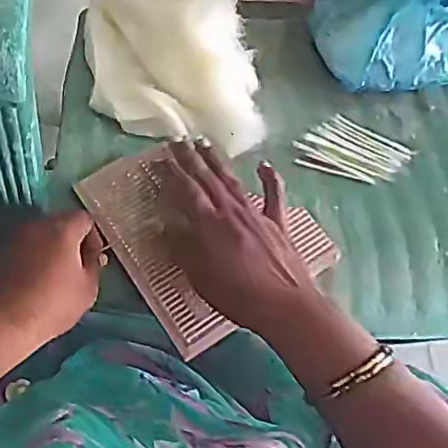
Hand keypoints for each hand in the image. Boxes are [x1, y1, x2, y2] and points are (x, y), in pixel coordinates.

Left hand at [0, 210, 106, 341]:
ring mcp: (17, 236)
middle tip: (78, 267)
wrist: (8, 319)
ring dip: (53, 247)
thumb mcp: (88, 287)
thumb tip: (89, 253)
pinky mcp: (4, 250)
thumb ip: (93, 263)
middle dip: (73, 240)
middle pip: (62, 223)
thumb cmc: (55, 302)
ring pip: (43, 234)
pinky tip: (38, 278)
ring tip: (57, 274)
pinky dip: (36, 255)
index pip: (84, 218)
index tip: (93, 258)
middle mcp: (37, 224)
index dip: (93, 237)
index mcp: (62, 228)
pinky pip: (28, 246)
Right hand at [160, 138, 328, 333]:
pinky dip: (269, 178)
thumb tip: (163, 223)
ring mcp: (256, 215)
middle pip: (207, 179)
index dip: (172, 174)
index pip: (186, 191)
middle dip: (191, 158)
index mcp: (210, 224)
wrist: (288, 307)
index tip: (160, 159)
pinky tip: (263, 165)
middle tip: (177, 141)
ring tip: (204, 143)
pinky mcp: (277, 224)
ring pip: (232, 181)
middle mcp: (231, 212)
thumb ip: (182, 246)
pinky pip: (273, 196)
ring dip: (217, 161)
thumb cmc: (238, 296)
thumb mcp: (200, 275)